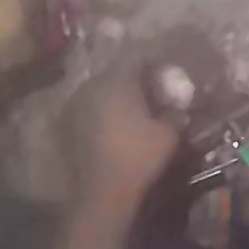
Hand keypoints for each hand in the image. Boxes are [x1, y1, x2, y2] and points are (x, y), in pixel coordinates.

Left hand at [67, 67, 180, 212]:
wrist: (103, 191)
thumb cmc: (139, 157)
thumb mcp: (168, 136)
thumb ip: (175, 116)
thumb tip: (179, 110)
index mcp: (118, 81)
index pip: (137, 57)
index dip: (154, 63)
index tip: (167, 73)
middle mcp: (93, 86)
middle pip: (116, 73)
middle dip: (135, 80)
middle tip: (153, 93)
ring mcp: (77, 105)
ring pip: (102, 91)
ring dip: (118, 97)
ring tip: (135, 112)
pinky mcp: (68, 125)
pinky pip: (91, 110)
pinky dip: (105, 113)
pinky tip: (117, 128)